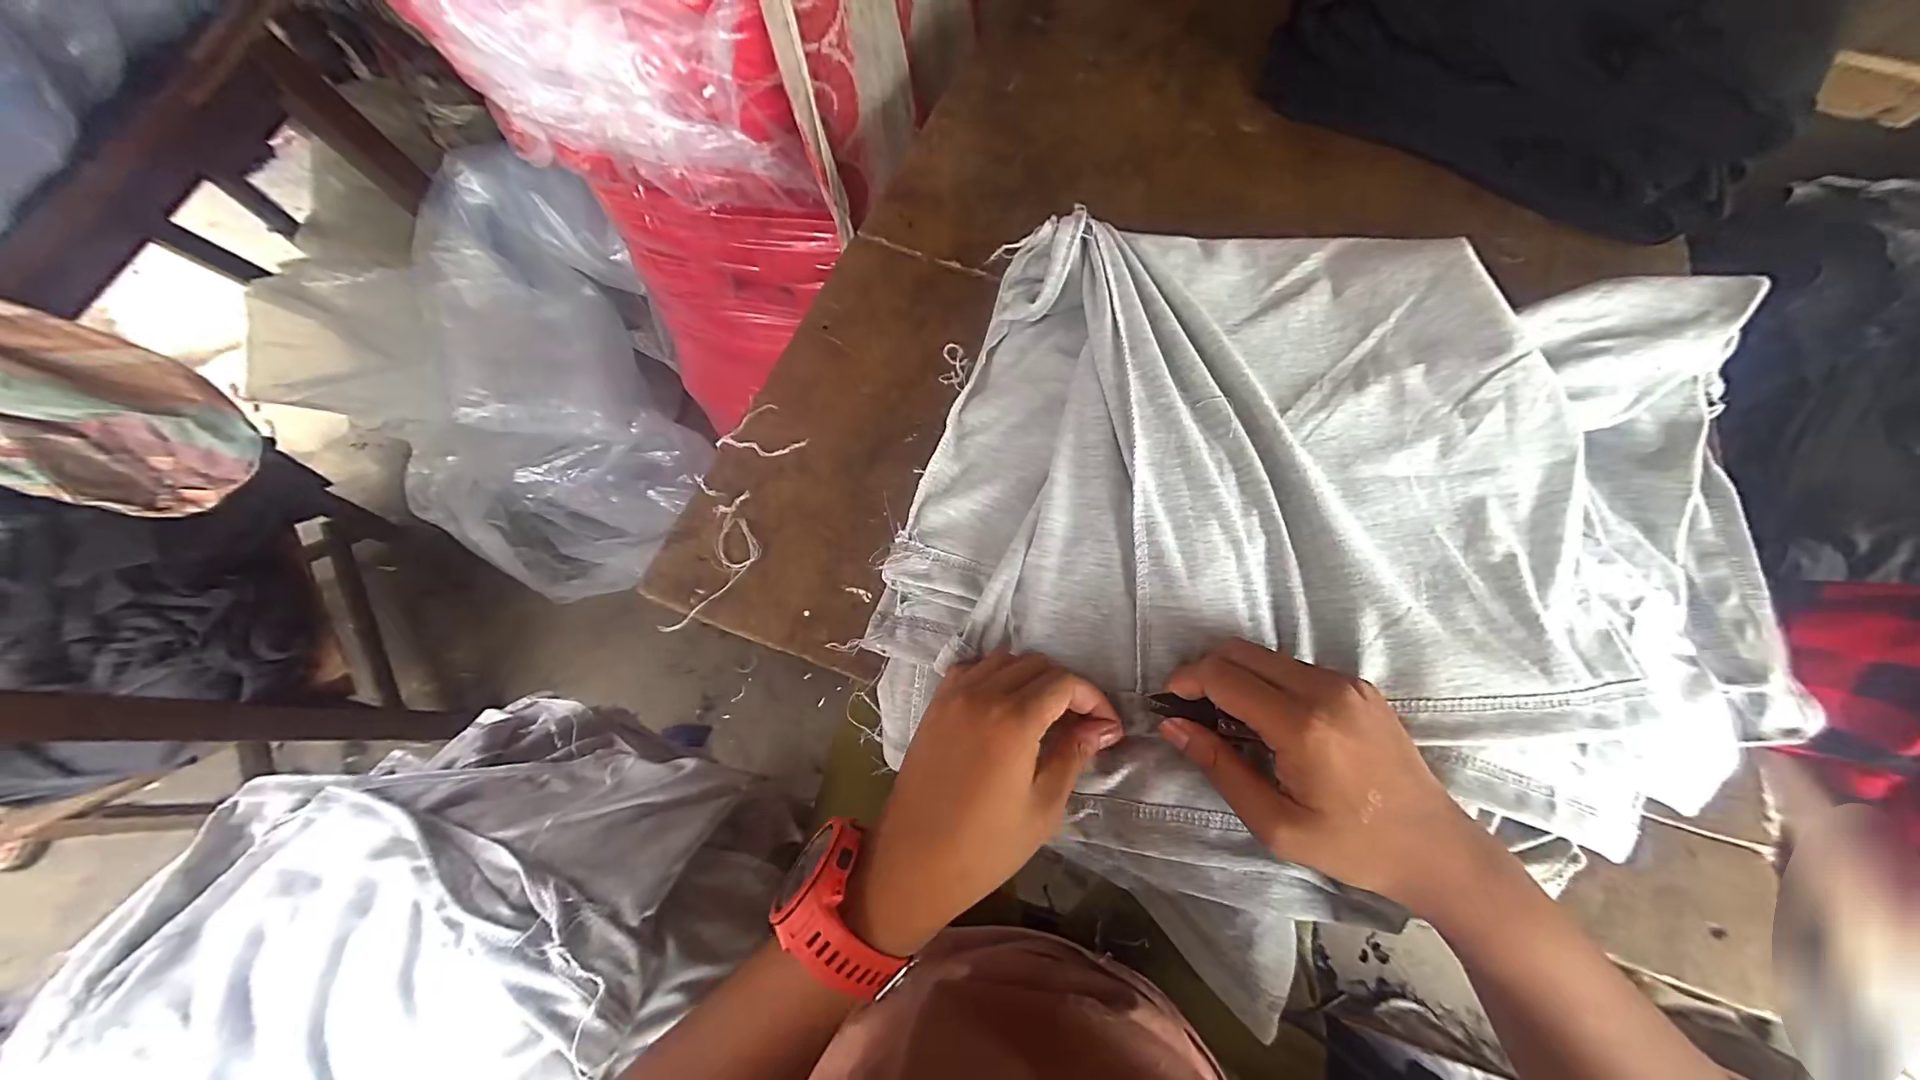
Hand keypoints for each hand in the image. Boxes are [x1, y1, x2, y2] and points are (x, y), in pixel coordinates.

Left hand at [842, 650, 1122, 955]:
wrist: (915, 860)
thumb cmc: (985, 846)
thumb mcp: (1043, 806)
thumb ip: (1072, 755)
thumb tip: (1102, 728)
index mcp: (1013, 720)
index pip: (1065, 683)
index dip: (1094, 699)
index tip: (1108, 728)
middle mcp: (982, 694)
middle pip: (1037, 665)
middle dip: (1067, 688)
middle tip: (1081, 725)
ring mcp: (954, 695)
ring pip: (1005, 660)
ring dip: (1032, 678)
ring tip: (1045, 715)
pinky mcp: (935, 704)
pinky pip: (972, 668)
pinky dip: (995, 675)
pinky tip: (1004, 705)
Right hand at [1156, 639, 1486, 915]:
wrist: (1438, 849)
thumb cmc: (1352, 846)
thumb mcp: (1274, 822)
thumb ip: (1218, 766)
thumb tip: (1172, 726)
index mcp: (1303, 725)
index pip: (1223, 675)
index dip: (1185, 682)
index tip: (1167, 703)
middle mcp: (1325, 689)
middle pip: (1239, 651)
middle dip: (1203, 671)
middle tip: (1189, 708)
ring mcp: (1346, 682)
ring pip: (1264, 655)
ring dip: (1233, 675)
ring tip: (1226, 718)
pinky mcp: (1358, 685)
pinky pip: (1292, 667)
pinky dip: (1263, 681)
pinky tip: (1265, 719)